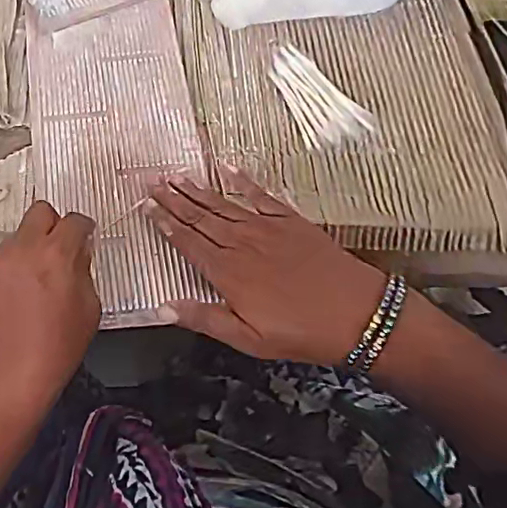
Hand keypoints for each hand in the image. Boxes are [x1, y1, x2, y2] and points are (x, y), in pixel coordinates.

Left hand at [0, 201, 99, 407]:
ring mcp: (1, 259)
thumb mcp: (89, 307)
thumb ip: (84, 270)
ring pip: (21, 232)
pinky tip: (24, 288)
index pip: (75, 221)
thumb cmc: (56, 346)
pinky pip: (6, 253)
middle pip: (41, 211)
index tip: (86, 236)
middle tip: (63, 247)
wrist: (13, 370)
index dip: (84, 229)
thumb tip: (79, 253)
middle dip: (55, 224)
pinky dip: (17, 261)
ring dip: (34, 244)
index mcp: (57, 254)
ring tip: (42, 275)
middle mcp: (25, 248)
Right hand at [147, 167, 389, 365]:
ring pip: (223, 204)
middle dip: (173, 199)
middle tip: (152, 182)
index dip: (165, 223)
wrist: (359, 314)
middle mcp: (242, 243)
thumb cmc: (300, 332)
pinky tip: (228, 169)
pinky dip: (242, 181)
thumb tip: (163, 308)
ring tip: (176, 176)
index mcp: (227, 271)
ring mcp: (267, 228)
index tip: (147, 206)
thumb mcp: (247, 338)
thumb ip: (204, 318)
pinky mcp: (291, 221)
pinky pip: (260, 195)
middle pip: (200, 216)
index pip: (187, 241)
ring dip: (197, 189)